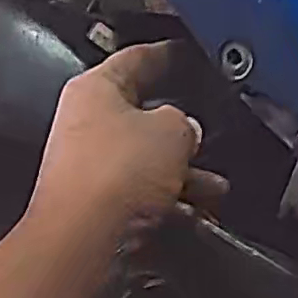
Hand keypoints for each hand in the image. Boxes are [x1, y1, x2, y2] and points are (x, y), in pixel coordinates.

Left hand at [28, 42, 215, 240]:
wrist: (84, 241)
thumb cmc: (117, 174)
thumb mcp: (171, 131)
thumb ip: (185, 124)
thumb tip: (186, 133)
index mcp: (95, 91)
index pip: (135, 61)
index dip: (165, 57)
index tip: (182, 57)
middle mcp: (85, 131)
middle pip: (142, 126)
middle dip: (181, 139)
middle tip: (207, 144)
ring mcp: (89, 177)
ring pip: (145, 171)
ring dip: (183, 180)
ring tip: (214, 191)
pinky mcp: (97, 216)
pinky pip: (140, 206)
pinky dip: (167, 209)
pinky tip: (193, 217)